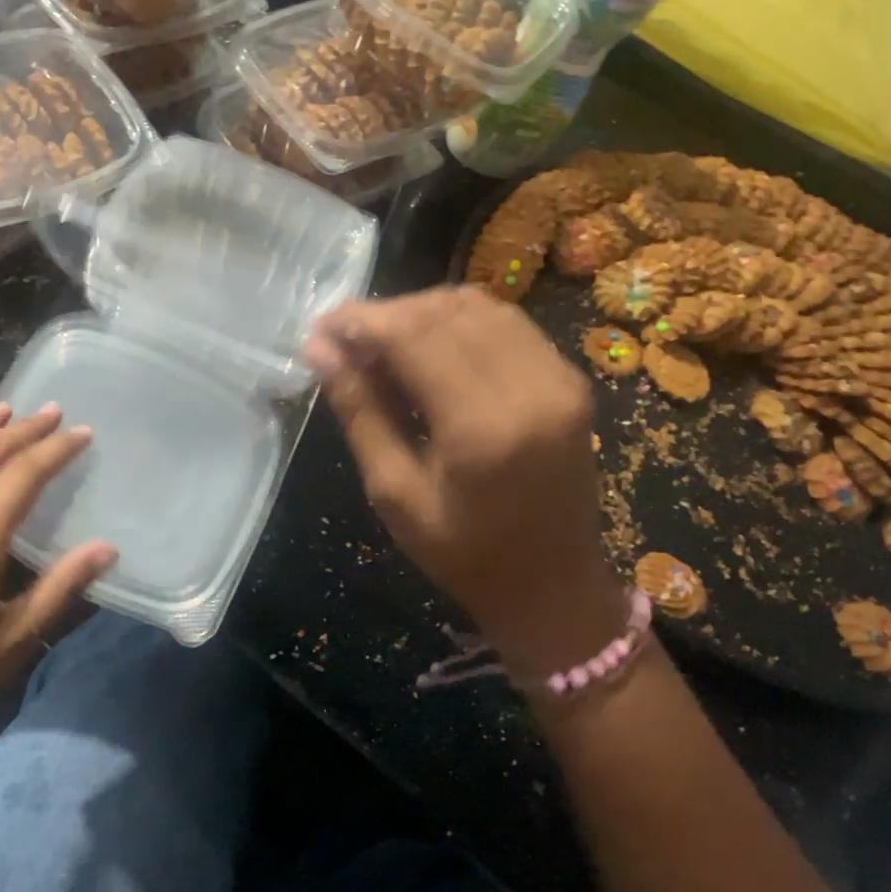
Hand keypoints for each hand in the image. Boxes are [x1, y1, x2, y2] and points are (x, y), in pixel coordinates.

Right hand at [306, 287, 626, 677]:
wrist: (554, 586)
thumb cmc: (462, 554)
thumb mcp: (394, 492)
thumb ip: (360, 411)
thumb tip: (318, 349)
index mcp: (482, 427)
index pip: (413, 335)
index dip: (360, 321)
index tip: (320, 329)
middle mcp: (531, 387)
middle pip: (444, 311)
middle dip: (386, 314)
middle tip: (344, 341)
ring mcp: (560, 377)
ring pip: (477, 305)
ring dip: (421, 312)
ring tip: (382, 343)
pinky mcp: (571, 377)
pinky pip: (507, 321)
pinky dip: (458, 321)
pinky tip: (429, 348)